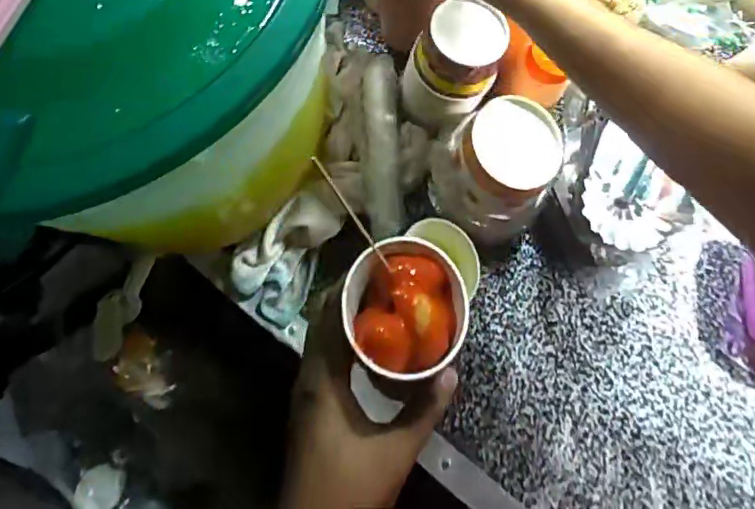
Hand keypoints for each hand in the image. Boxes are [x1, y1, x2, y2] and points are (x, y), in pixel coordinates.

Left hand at [280, 297, 457, 508]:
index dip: (347, 287)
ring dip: (342, 317)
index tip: (372, 267)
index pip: (328, 316)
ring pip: (319, 338)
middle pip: (321, 320)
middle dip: (346, 296)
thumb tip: (451, 373)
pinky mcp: (307, 403)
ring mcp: (303, 389)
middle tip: (379, 280)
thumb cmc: (350, 488)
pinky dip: (339, 340)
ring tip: (376, 302)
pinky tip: (364, 344)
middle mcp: (306, 375)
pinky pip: (321, 356)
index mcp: (320, 378)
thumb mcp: (394, 453)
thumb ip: (422, 412)